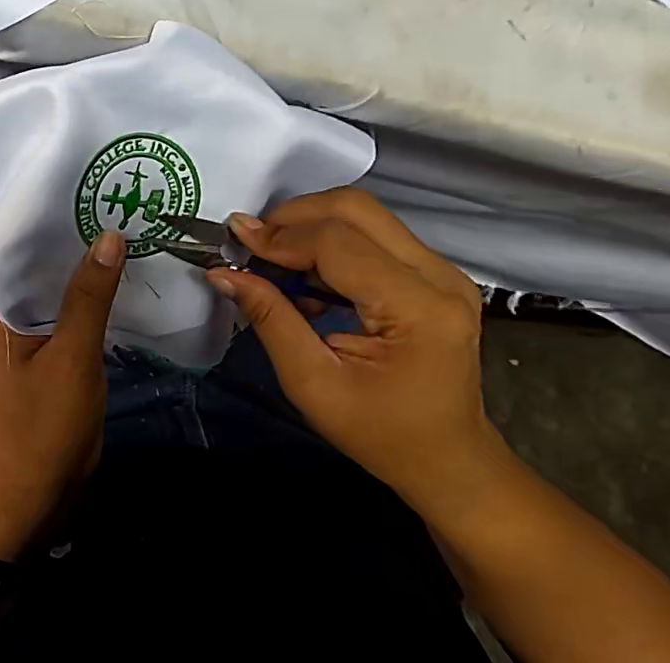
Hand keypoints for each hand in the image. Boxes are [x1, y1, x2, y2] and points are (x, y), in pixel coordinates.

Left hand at [0, 230, 124, 561]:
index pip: (19, 248)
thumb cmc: (46, 421)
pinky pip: (79, 313)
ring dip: (90, 266)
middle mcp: (15, 313)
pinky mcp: (61, 351)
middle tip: (116, 199)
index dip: (47, 218)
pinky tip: (128, 276)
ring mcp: (39, 333)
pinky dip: (99, 296)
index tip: (81, 186)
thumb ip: (89, 297)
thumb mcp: (71, 355)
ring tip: (128, 226)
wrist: (44, 490)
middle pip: (45, 265)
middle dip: (76, 238)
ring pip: (65, 288)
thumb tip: (110, 235)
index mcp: (2, 307)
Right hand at [205, 189, 510, 508]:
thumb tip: (223, 271)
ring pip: (362, 214)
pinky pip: (371, 233)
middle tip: (254, 244)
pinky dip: (328, 241)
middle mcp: (439, 277)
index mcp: (418, 309)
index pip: (337, 243)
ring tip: (275, 262)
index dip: (280, 237)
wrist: (447, 460)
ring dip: (309, 226)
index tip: (234, 239)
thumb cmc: (380, 432)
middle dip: (294, 217)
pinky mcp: (433, 273)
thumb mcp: (311, 383)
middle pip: (354, 209)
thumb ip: (269, 318)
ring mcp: (442, 271)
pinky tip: (307, 278)